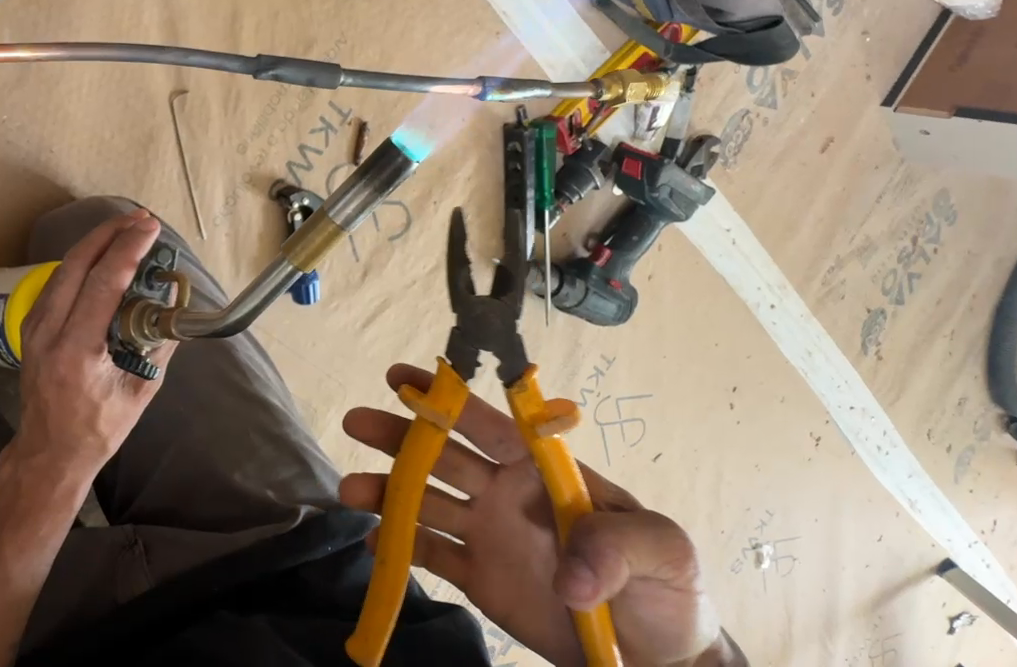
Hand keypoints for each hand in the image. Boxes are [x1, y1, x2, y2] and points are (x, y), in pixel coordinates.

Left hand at [13, 210, 172, 477]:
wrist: (47, 452)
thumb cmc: (98, 429)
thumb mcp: (140, 392)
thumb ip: (158, 346)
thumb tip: (174, 306)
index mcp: (77, 351)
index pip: (102, 285)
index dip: (127, 250)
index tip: (150, 228)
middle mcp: (49, 332)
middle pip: (76, 264)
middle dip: (109, 234)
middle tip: (141, 218)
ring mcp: (33, 327)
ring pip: (63, 268)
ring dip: (95, 243)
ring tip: (126, 228)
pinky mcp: (30, 326)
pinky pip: (57, 281)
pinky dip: (81, 261)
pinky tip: (101, 254)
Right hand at [342, 364, 737, 666]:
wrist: (658, 658)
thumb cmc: (667, 588)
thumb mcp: (666, 551)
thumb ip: (618, 544)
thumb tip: (565, 573)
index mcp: (541, 471)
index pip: (488, 427)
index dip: (445, 401)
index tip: (401, 377)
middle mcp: (504, 493)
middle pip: (441, 456)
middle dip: (398, 436)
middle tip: (355, 421)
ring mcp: (487, 534)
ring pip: (425, 501)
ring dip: (386, 492)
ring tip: (348, 490)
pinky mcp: (479, 577)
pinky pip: (431, 554)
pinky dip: (399, 546)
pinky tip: (372, 542)